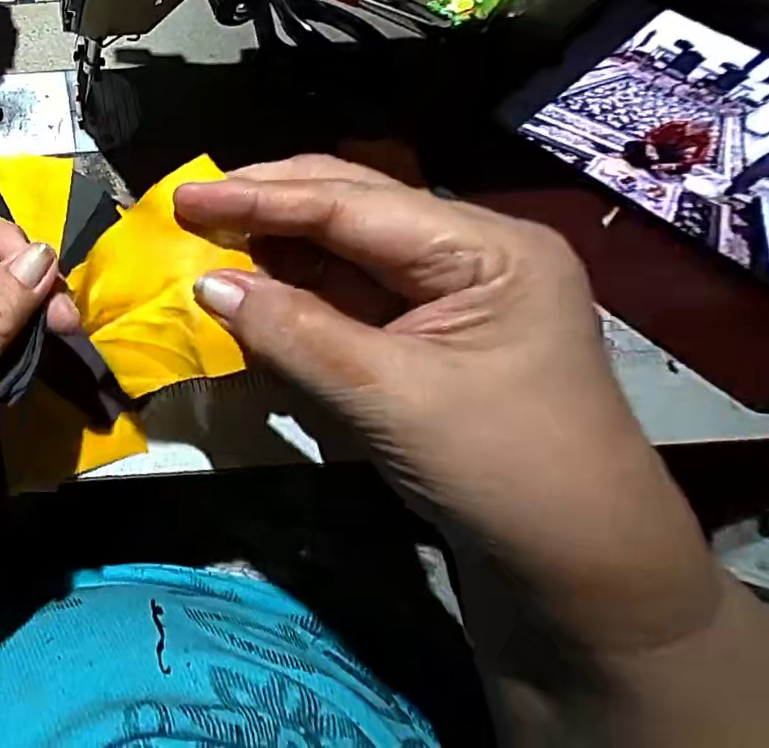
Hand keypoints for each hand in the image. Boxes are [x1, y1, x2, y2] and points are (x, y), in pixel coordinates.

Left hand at [0, 209, 74, 634]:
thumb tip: (45, 254)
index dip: (3, 240)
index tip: (47, 275)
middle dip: (30, 289)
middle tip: (67, 324)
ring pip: (5, 317)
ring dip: (32, 332)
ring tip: (56, 351)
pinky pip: (6, 360)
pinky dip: (22, 368)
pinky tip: (24, 387)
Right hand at [174, 156, 720, 655]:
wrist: (580, 572)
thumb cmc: (504, 474)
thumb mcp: (390, 399)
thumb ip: (293, 332)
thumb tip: (206, 284)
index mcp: (486, 247)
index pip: (353, 204)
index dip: (261, 198)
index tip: (187, 196)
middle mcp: (469, 247)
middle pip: (351, 205)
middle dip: (269, 204)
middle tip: (193, 206)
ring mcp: (449, 283)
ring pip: (345, 243)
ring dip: (278, 242)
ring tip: (212, 238)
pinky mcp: (428, 321)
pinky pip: (350, 287)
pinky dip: (298, 285)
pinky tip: (257, 283)